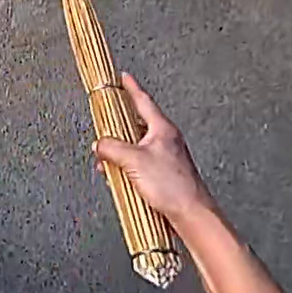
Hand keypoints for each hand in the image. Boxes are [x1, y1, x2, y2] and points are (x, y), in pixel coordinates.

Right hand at [94, 73, 215, 223]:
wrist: (192, 215)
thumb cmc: (172, 186)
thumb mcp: (133, 159)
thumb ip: (110, 147)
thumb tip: (99, 144)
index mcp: (162, 130)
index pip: (143, 101)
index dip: (131, 87)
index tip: (123, 77)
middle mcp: (165, 140)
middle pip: (136, 122)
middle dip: (117, 124)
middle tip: (104, 121)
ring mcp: (164, 156)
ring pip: (134, 144)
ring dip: (118, 150)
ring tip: (106, 158)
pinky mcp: (162, 173)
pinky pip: (137, 161)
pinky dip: (124, 164)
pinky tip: (116, 174)